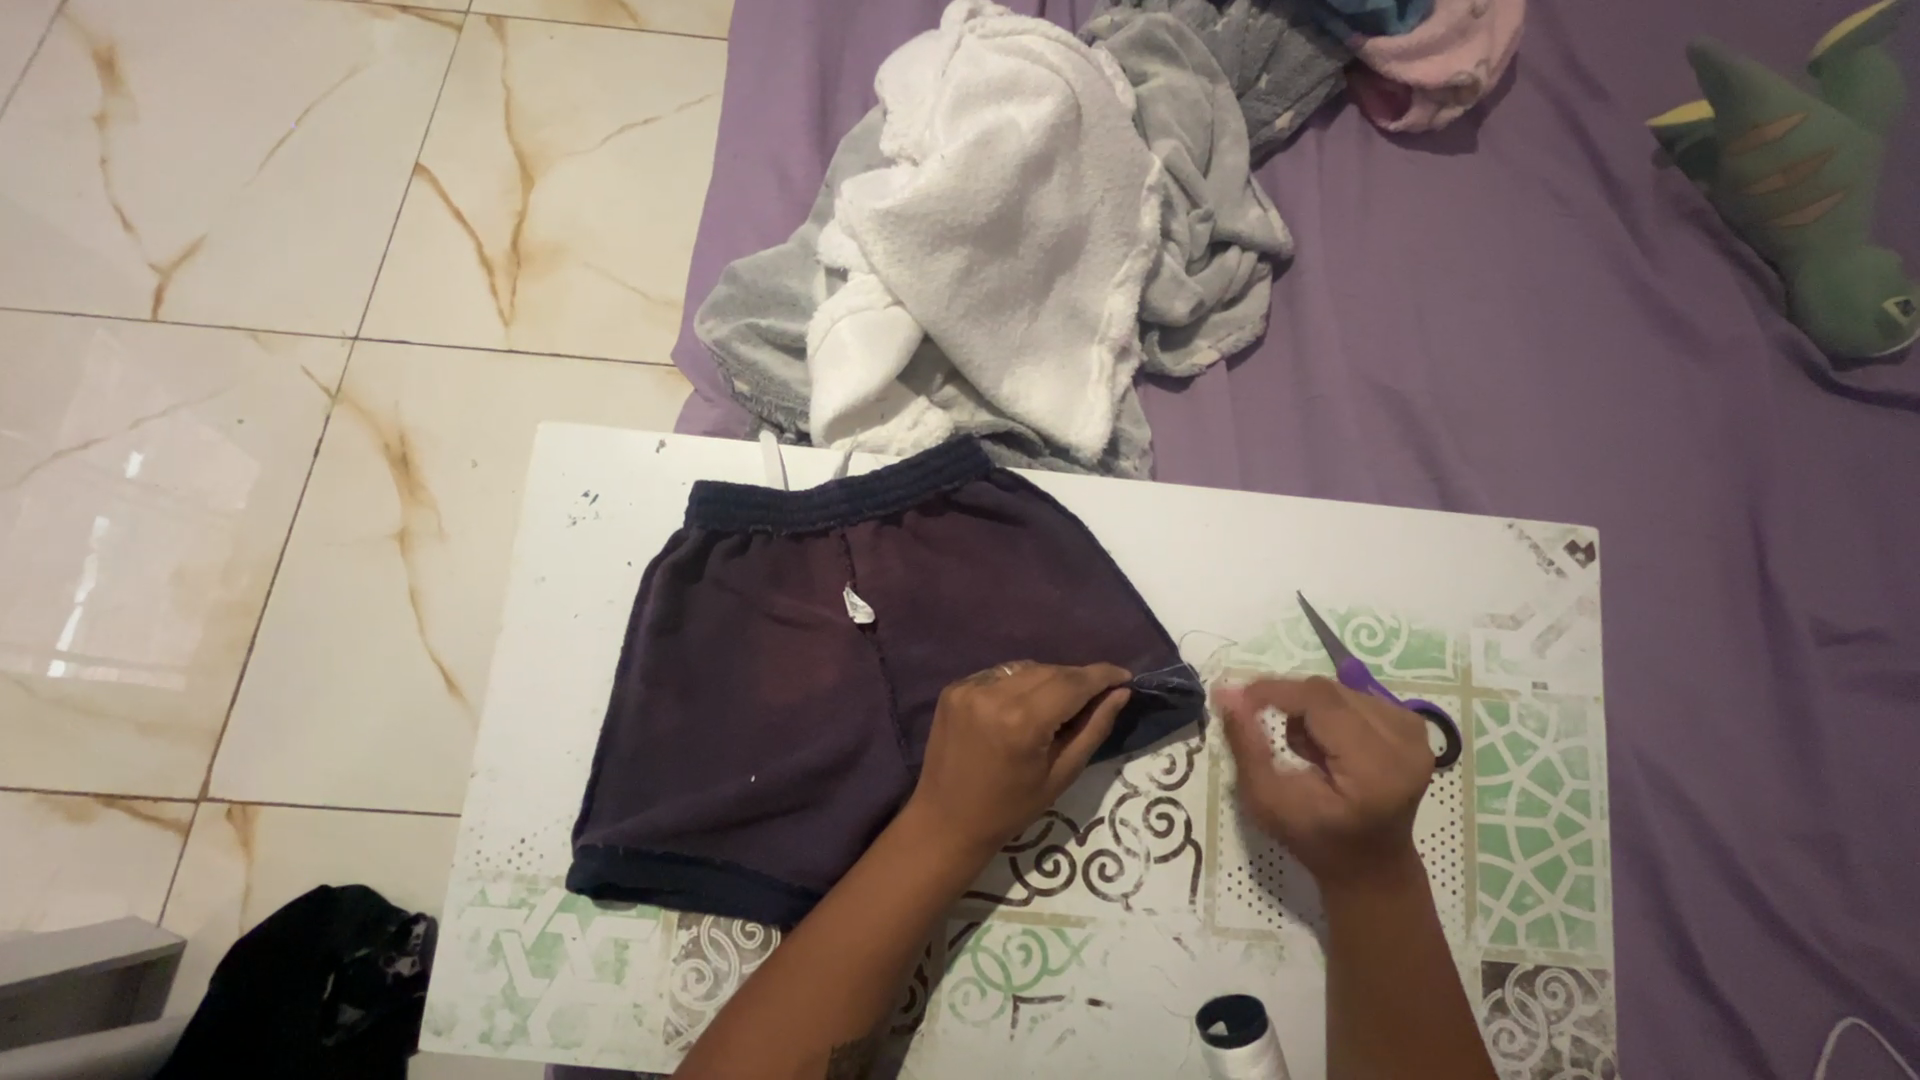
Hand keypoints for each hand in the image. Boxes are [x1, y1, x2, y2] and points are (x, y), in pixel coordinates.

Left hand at [906, 661, 1132, 860]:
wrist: (946, 820)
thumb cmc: (1010, 808)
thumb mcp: (1061, 774)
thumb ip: (1093, 728)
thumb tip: (1120, 693)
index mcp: (1022, 721)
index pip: (1072, 683)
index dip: (1102, 675)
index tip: (1125, 675)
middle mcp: (993, 694)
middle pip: (1050, 671)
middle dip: (1077, 679)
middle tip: (1097, 695)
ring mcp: (969, 688)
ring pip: (1025, 668)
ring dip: (1048, 679)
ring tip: (1058, 704)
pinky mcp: (953, 689)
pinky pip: (999, 675)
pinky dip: (1018, 683)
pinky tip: (1023, 706)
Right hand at [1217, 676, 1433, 891]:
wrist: (1371, 865)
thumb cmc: (1315, 840)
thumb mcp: (1266, 800)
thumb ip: (1246, 744)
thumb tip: (1227, 692)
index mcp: (1374, 767)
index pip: (1319, 700)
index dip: (1274, 690)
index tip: (1237, 699)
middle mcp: (1404, 742)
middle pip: (1328, 691)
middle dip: (1290, 704)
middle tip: (1273, 737)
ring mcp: (1415, 733)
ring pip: (1340, 690)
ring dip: (1310, 710)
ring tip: (1308, 751)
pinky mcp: (1415, 728)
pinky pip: (1357, 697)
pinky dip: (1332, 714)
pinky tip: (1332, 746)